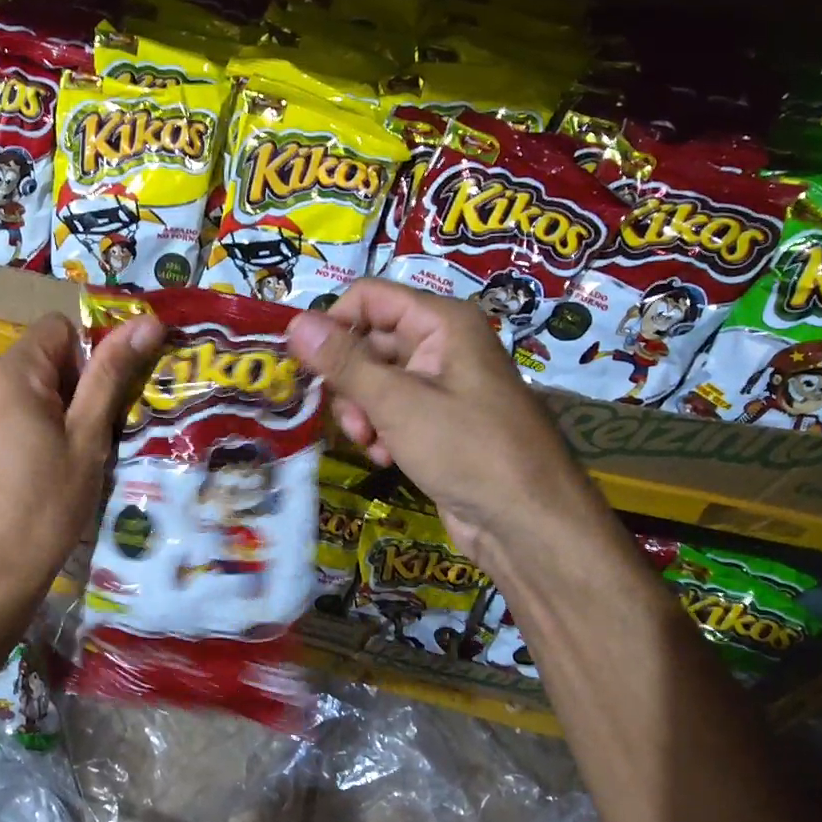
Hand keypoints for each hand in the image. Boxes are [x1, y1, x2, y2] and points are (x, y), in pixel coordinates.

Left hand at [0, 313, 162, 623]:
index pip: (57, 329)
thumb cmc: (50, 504)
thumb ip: (111, 374)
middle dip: (63, 386)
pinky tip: (21, 467)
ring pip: (13, 385)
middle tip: (79, 437)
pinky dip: (12, 424)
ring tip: (51, 456)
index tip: (94, 403)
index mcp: (8, 374)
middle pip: (34, 358)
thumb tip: (147, 321)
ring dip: (38, 405)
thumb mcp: (88, 438)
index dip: (85, 357)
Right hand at [287, 279, 600, 561]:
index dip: (334, 325)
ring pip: (373, 379)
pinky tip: (386, 456)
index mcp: (442, 323)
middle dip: (348, 380)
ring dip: (360, 411)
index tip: (310, 366)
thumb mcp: (397, 403)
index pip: (368, 298)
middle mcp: (442, 344)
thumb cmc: (467, 450)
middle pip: (367, 340)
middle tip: (350, 417)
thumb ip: (343, 362)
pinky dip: (379, 430)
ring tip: (370, 441)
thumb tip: (294, 322)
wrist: (527, 523)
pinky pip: (390, 409)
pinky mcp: (438, 420)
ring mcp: (441, 384)